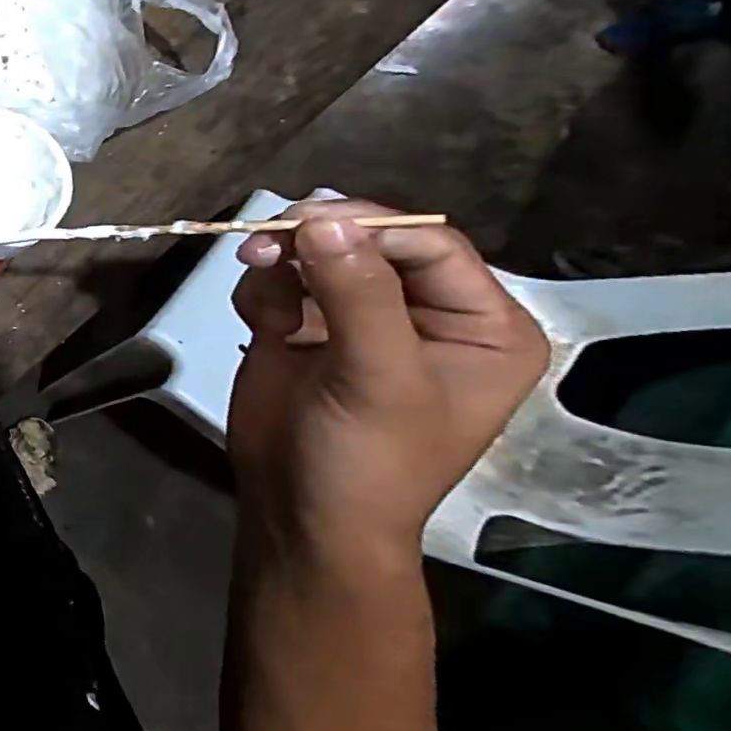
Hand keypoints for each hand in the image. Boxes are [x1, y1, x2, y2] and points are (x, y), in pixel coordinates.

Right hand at [228, 200, 548, 564]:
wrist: (297, 510)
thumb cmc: (365, 458)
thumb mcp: (376, 377)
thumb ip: (357, 294)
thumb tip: (320, 220)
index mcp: (476, 324)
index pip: (428, 246)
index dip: (368, 228)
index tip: (302, 224)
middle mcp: (417, 313)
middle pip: (364, 243)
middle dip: (312, 241)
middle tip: (261, 244)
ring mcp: (351, 319)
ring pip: (312, 257)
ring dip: (278, 263)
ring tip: (255, 283)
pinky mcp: (298, 329)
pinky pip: (277, 284)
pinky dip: (259, 290)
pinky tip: (256, 322)